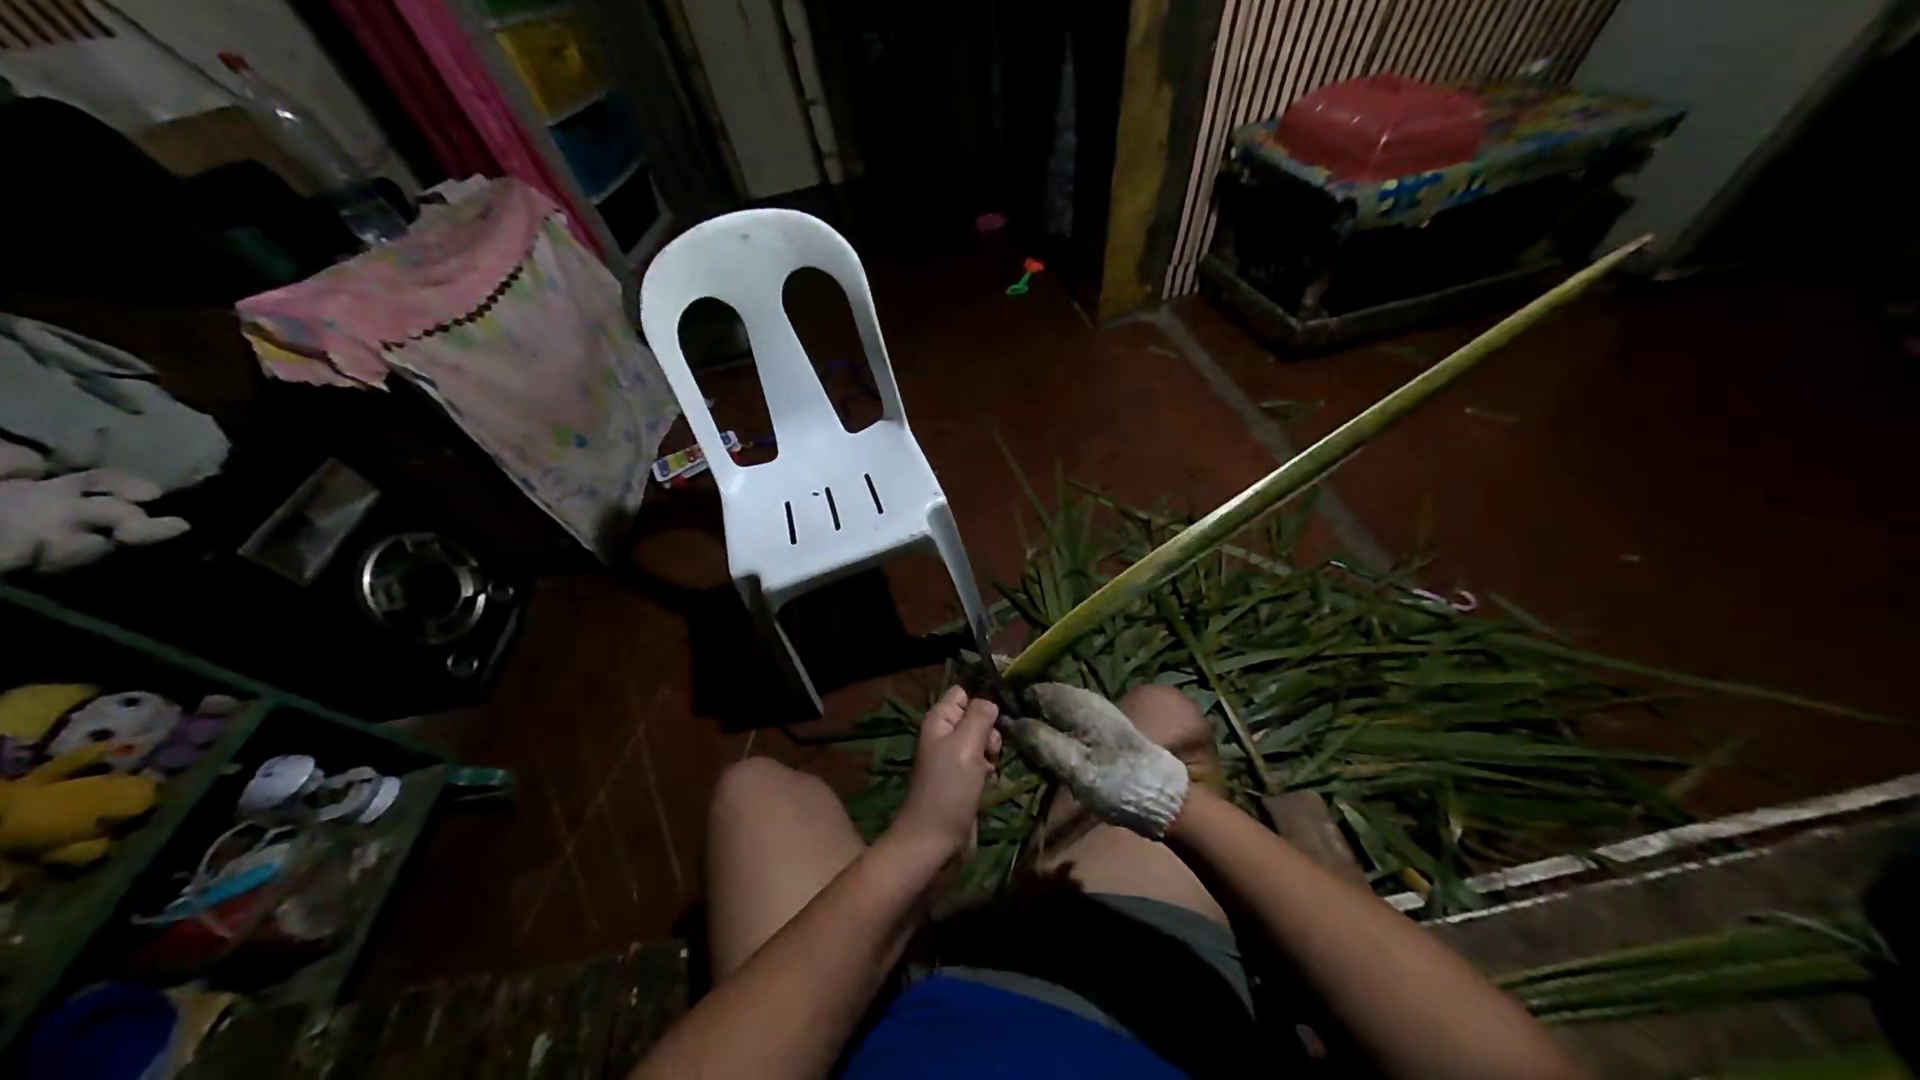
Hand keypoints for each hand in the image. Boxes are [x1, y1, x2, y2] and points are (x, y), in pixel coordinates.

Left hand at [890, 686, 1001, 863]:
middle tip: (991, 749)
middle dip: (990, 729)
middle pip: (976, 716)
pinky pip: (982, 763)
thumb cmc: (948, 788)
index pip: (962, 692)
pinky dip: (989, 769)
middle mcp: (944, 735)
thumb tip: (990, 700)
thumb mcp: (966, 745)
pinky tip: (990, 781)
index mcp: (938, 720)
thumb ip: (979, 716)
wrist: (935, 840)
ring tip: (989, 768)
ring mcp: (953, 759)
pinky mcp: (963, 780)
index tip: (1003, 708)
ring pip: (983, 741)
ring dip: (992, 751)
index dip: (982, 696)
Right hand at [1007, 683, 1188, 837]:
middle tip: (1013, 744)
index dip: (1017, 702)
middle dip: (1028, 717)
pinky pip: (1070, 727)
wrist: (1161, 799)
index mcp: (1080, 703)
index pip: (1037, 690)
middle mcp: (1088, 702)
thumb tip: (1011, 721)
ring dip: (1042, 731)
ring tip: (1030, 755)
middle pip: (1047, 701)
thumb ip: (1041, 741)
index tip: (999, 721)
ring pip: (1058, 715)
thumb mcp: (1073, 766)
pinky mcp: (1103, 732)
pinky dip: (1057, 739)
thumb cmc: (1116, 781)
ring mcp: (1098, 716)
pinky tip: (1053, 759)